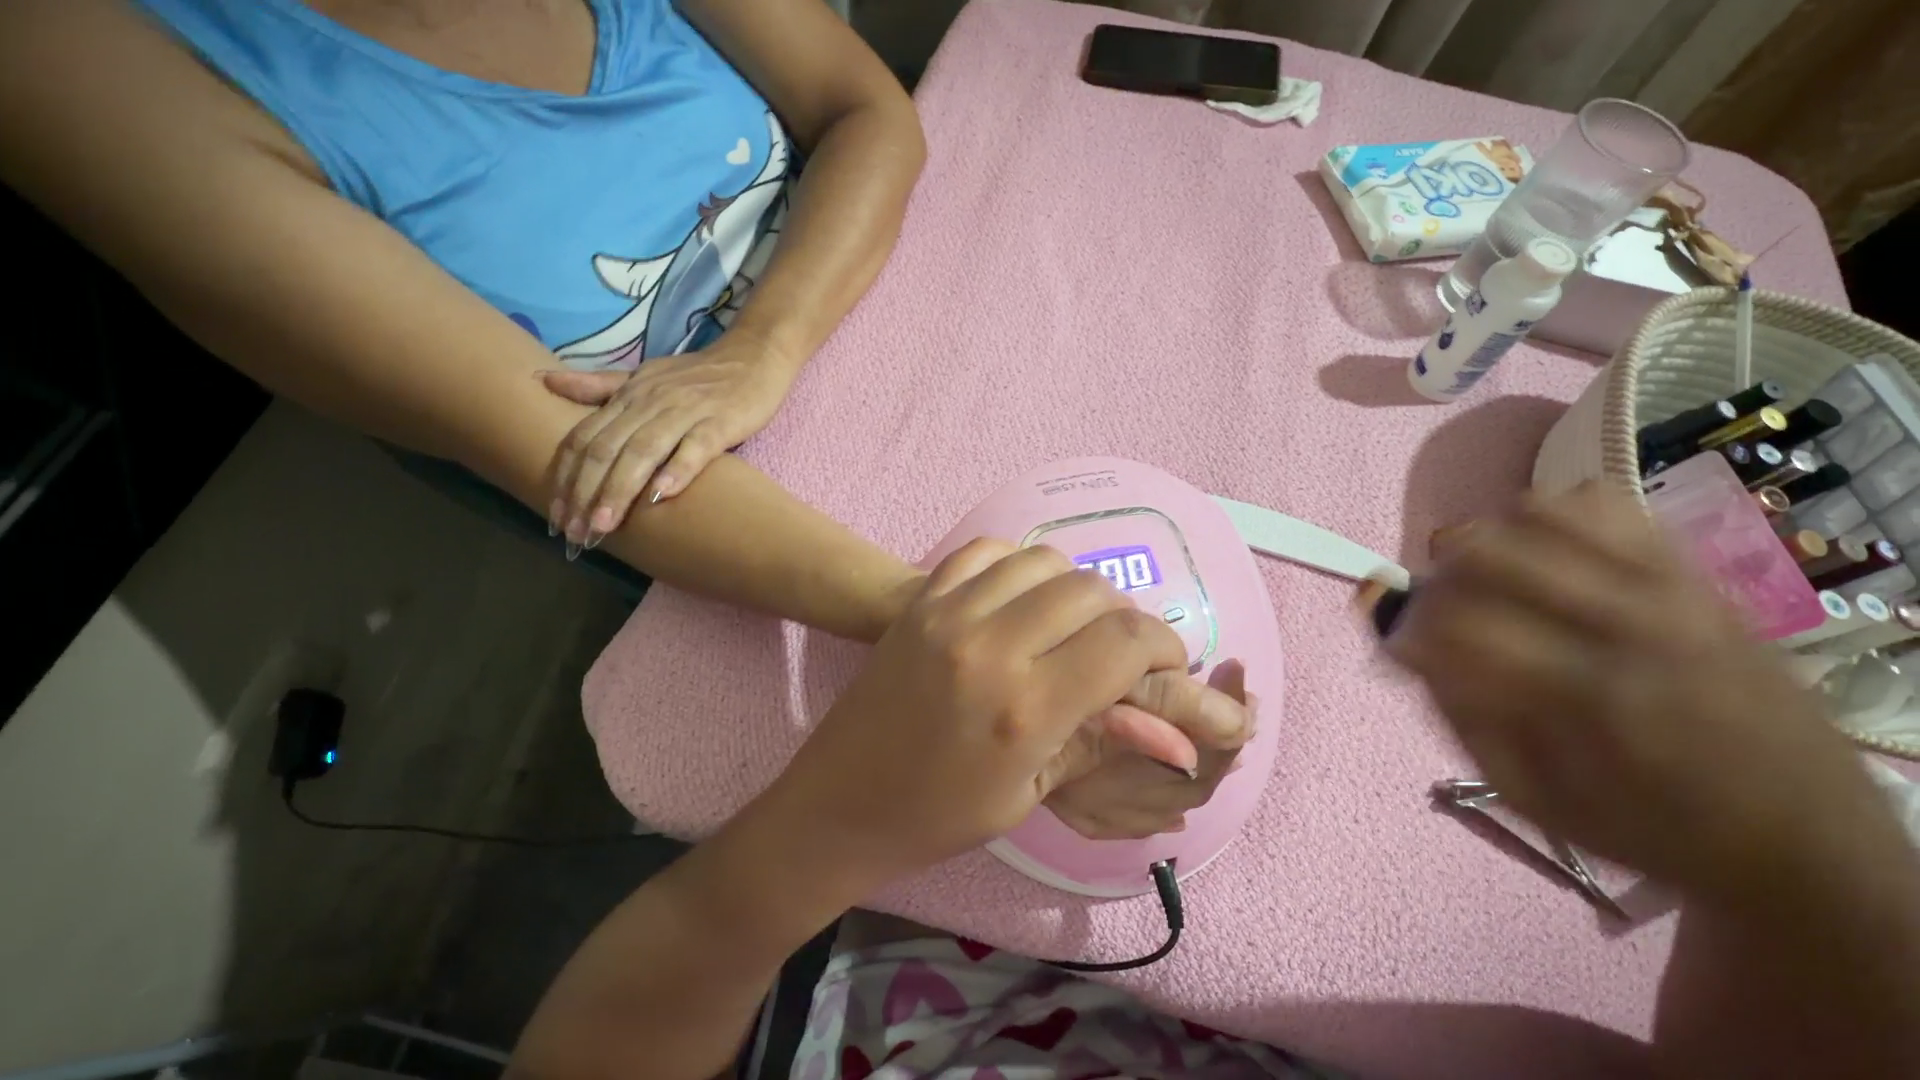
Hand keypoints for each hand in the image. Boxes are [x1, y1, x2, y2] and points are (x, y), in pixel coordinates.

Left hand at [541, 332, 797, 550]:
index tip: (556, 516)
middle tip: (575, 533)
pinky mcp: (721, 421)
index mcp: (629, 396)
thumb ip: (599, 386)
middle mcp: (650, 403)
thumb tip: (544, 381)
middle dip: (586, 493)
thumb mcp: (644, 377)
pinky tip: (663, 496)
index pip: (584, 438)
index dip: (565, 477)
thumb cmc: (698, 375)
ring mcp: (686, 411)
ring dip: (620, 489)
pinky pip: (696, 446)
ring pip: (643, 451)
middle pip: (608, 449)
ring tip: (605, 526)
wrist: (753, 357)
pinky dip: (679, 469)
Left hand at [761, 540, 1250, 882]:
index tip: (1166, 663)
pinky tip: (1022, 599)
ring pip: (1045, 561)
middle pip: (1092, 592)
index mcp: (1026, 709)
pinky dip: (1018, 566)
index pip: (1126, 642)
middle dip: (1125, 618)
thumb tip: (1166, 720)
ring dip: (1076, 587)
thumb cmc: (938, 818)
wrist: (840, 804)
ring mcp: (949, 614)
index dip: (1163, 646)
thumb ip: (1098, 742)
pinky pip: (986, 552)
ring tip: (1073, 623)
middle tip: (1121, 650)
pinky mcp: (919, 602)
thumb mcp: (1029, 795)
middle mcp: (992, 646)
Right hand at [1381, 484, 1890, 902]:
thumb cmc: (1644, 826)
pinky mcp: (1694, 571)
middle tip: (1438, 616)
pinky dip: (1550, 518)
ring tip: (1488, 583)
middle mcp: (1629, 625)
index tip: (1401, 648)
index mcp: (1587, 696)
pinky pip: (1602, 503)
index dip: (1408, 627)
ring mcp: (1669, 587)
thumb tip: (1402, 639)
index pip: (1456, 621)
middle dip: (1436, 580)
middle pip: (1487, 551)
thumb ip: (1457, 713)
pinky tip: (1543, 557)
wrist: (1798, 832)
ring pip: (1539, 512)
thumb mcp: (1530, 798)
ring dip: (1489, 542)